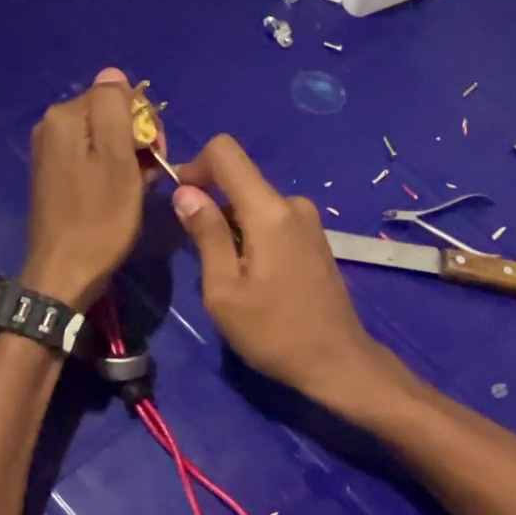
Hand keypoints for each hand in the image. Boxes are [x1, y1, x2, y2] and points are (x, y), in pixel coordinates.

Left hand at [20, 67, 150, 308]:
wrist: (63, 275)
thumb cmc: (99, 221)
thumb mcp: (118, 161)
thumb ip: (117, 110)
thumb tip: (114, 74)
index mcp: (65, 116)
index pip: (118, 94)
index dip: (145, 122)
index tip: (156, 156)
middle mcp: (51, 127)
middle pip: (109, 116)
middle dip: (136, 140)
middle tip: (150, 176)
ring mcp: (50, 154)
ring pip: (103, 141)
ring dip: (128, 160)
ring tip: (138, 191)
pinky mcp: (54, 178)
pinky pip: (91, 162)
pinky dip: (111, 174)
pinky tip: (122, 197)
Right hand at [173, 135, 398, 407]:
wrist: (335, 362)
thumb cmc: (273, 332)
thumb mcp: (224, 290)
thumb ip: (206, 235)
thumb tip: (185, 192)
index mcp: (269, 211)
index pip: (226, 152)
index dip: (194, 166)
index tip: (179, 201)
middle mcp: (293, 206)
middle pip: (240, 183)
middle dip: (212, 209)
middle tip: (200, 261)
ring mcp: (309, 224)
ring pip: (255, 207)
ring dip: (233, 231)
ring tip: (230, 281)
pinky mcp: (316, 243)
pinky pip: (273, 224)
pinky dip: (253, 240)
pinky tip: (255, 283)